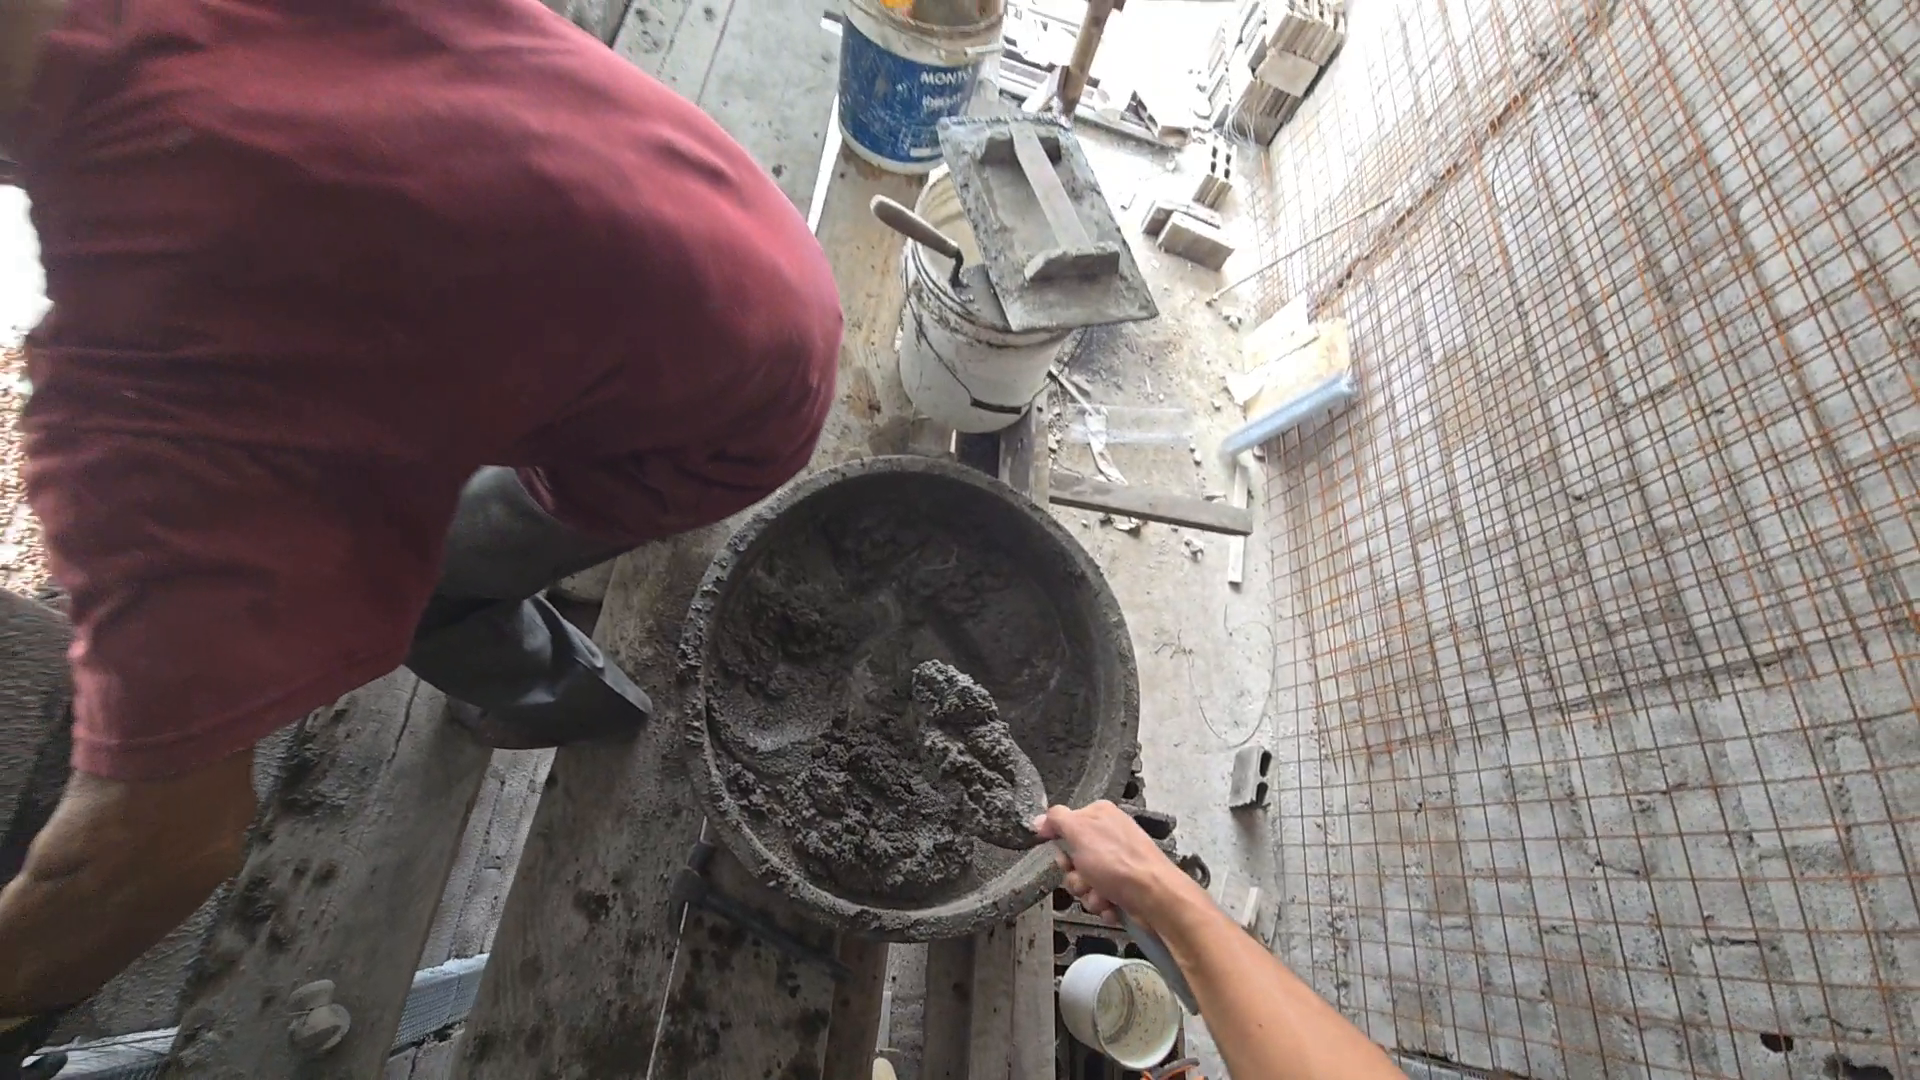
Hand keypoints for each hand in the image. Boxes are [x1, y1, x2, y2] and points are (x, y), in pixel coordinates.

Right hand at [1032, 800, 1199, 931]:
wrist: (1156, 898)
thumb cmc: (1119, 862)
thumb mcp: (1079, 831)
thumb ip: (1056, 820)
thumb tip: (1040, 819)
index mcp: (1100, 815)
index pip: (1065, 826)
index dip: (1061, 846)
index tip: (1065, 857)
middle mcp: (1110, 836)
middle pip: (1073, 859)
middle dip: (1076, 876)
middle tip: (1086, 878)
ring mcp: (1119, 863)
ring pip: (1084, 882)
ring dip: (1089, 894)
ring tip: (1103, 895)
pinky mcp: (1125, 887)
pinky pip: (1100, 898)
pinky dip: (1103, 904)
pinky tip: (1112, 904)